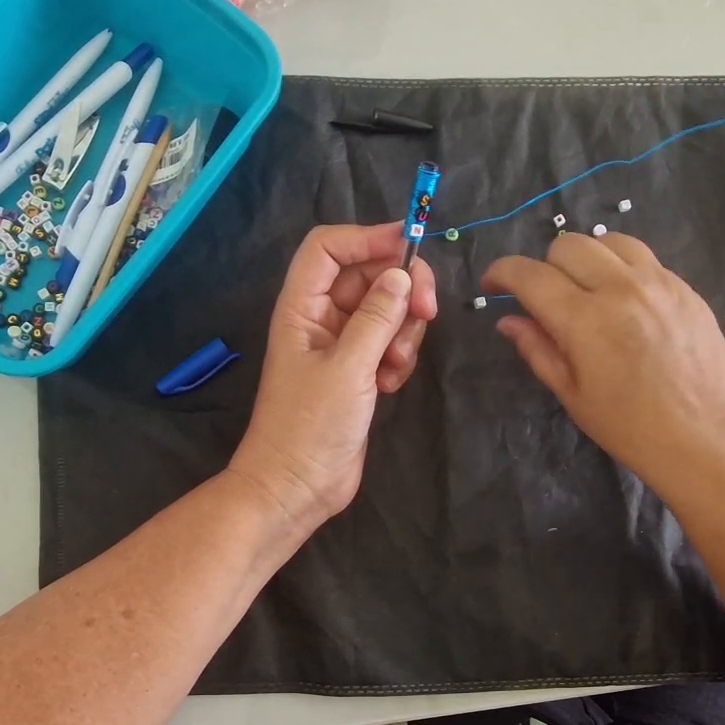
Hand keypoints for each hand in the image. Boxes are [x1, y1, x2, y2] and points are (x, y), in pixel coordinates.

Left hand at [228, 222, 438, 528]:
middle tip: (427, 312)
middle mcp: (321, 319)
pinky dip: (398, 357)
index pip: (329, 247)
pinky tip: (390, 385)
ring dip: (402, 330)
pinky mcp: (358, 372)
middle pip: (368, 275)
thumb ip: (377, 317)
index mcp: (303, 307)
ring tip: (394, 366)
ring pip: (385, 310)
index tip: (411, 245)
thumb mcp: (348, 368)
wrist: (297, 487)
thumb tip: (402, 275)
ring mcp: (341, 346)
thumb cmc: (311, 426)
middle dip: (401, 289)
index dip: (368, 237)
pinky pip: (388, 343)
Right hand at [484, 231, 724, 484]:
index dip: (502, 274)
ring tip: (584, 290)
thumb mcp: (573, 395)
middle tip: (543, 299)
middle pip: (568, 245)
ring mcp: (659, 283)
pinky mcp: (686, 289)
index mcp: (585, 320)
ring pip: (609, 241)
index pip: (530, 275)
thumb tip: (509, 321)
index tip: (492, 286)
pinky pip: (644, 258)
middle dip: (544, 266)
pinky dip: (621, 268)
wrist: (707, 442)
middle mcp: (621, 288)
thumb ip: (538, 350)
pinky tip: (622, 302)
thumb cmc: (630, 429)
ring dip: (585, 259)